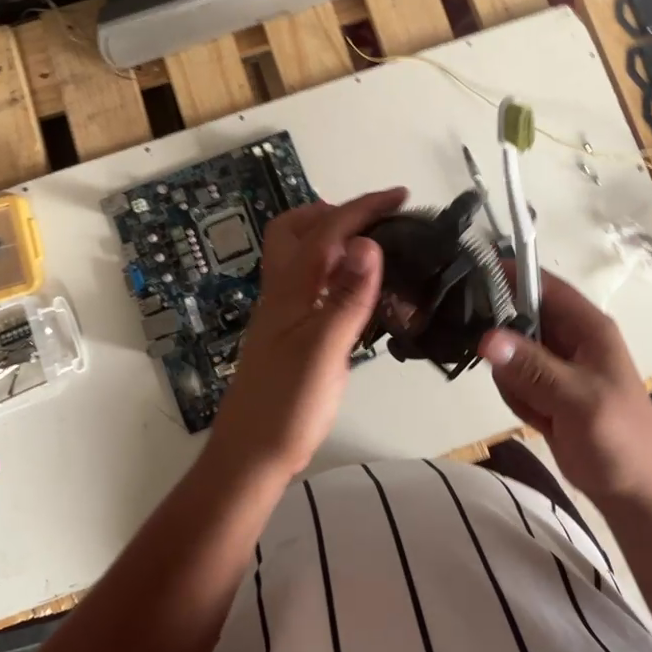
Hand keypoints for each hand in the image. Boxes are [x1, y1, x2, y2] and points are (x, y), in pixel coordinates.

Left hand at [207, 188, 407, 479]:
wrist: (251, 455)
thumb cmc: (286, 406)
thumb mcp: (323, 350)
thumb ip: (347, 297)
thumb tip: (367, 242)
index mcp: (290, 288)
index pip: (328, 231)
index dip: (363, 207)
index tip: (400, 196)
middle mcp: (283, 292)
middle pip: (295, 230)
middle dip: (334, 213)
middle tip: (376, 220)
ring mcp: (284, 313)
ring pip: (302, 257)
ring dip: (334, 240)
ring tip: (376, 249)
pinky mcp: (292, 334)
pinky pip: (313, 285)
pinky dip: (337, 273)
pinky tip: (360, 293)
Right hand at [478, 274, 651, 506]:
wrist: (634, 493)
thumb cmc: (618, 440)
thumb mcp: (577, 401)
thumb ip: (533, 368)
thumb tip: (487, 338)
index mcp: (588, 328)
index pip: (544, 285)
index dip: (510, 274)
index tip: (469, 274)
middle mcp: (571, 338)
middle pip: (520, 315)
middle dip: (504, 338)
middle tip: (498, 363)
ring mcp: (556, 365)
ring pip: (510, 350)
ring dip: (512, 377)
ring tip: (535, 405)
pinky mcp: (545, 389)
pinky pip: (513, 378)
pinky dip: (516, 395)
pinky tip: (537, 417)